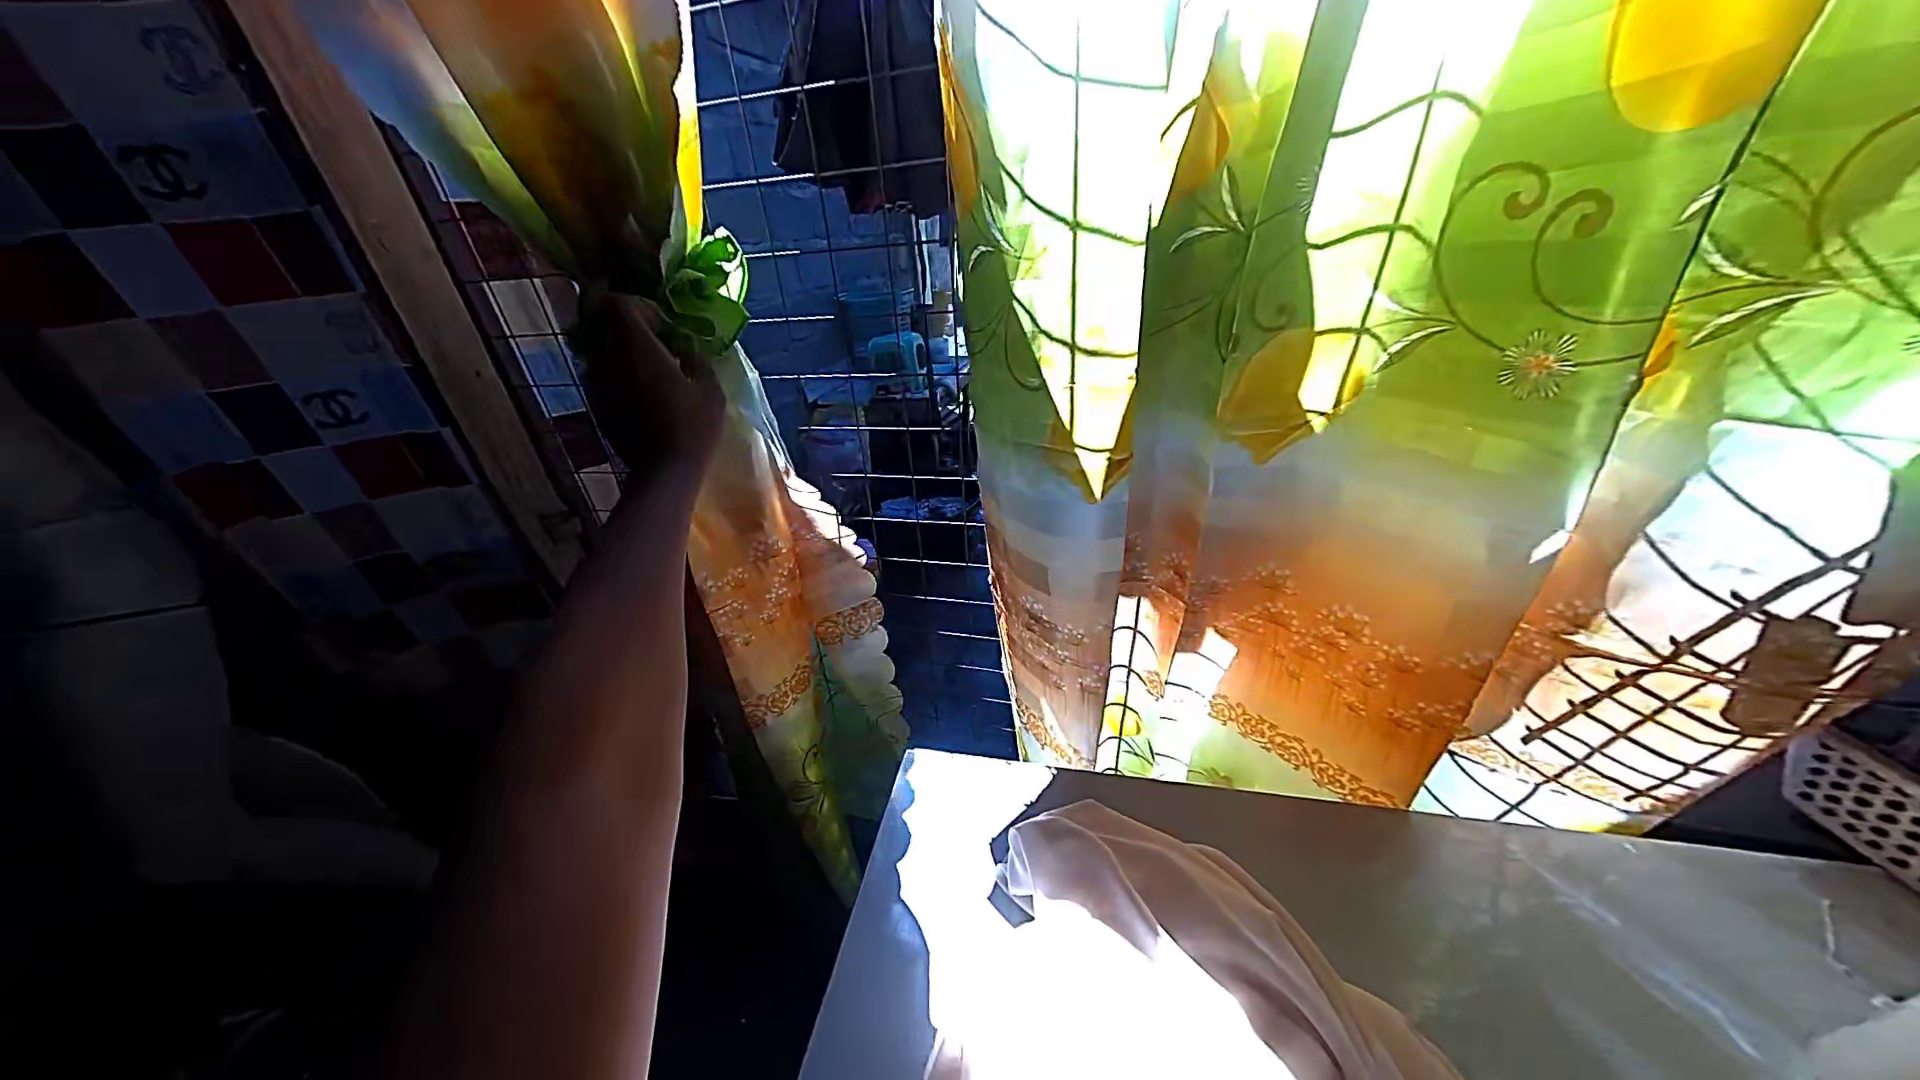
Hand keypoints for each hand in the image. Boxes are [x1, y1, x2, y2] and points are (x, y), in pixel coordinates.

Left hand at [575, 289, 723, 482]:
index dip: (640, 307)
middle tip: (653, 340)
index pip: (618, 302)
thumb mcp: (711, 391)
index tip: (662, 326)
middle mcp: (609, 357)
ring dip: (620, 349)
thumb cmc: (693, 427)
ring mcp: (596, 380)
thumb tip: (688, 351)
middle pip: (602, 319)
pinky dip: (616, 372)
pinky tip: (640, 391)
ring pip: (599, 346)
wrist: (663, 470)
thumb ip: (698, 361)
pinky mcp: (594, 401)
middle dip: (626, 324)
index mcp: (637, 346)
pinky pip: (600, 372)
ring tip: (648, 367)